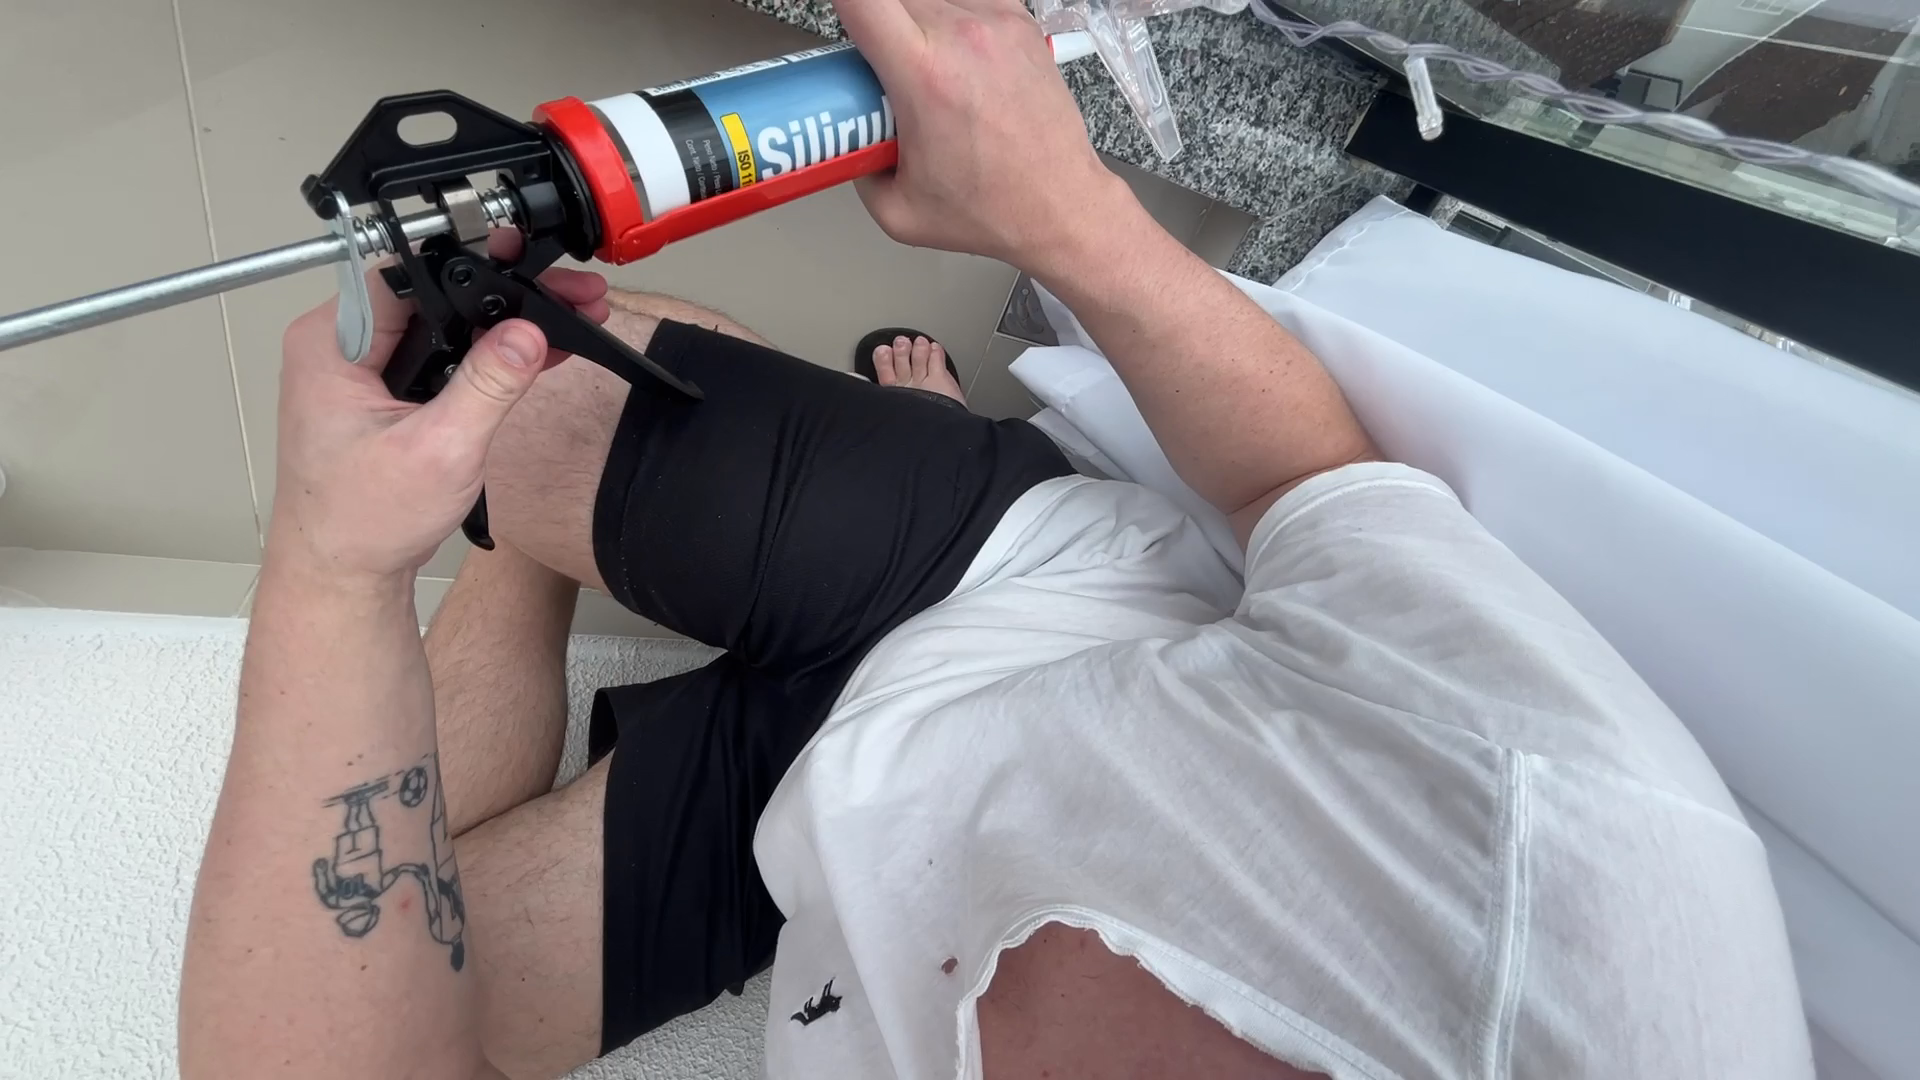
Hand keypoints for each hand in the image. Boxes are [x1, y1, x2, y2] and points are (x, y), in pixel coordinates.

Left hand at [268, 253, 609, 582]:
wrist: (346, 567)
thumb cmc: (365, 517)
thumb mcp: (439, 448)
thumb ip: (487, 386)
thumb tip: (524, 334)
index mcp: (336, 344)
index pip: (408, 275)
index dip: (473, 263)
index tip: (526, 259)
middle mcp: (350, 347)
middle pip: (439, 295)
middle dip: (508, 294)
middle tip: (571, 296)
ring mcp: (374, 370)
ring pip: (452, 327)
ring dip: (510, 326)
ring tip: (570, 320)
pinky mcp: (398, 393)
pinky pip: (453, 359)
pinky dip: (497, 357)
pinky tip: (542, 352)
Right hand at [834, 0, 1131, 272]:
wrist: (1059, 206)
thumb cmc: (994, 211)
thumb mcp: (901, 215)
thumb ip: (860, 172)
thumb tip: (853, 145)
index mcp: (925, 76)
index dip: (844, 10)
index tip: (844, 30)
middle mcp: (963, 34)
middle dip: (878, 30)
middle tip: (885, 77)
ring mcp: (996, 21)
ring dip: (916, 26)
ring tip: (931, 79)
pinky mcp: (1019, 21)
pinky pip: (969, 1)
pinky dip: (954, 24)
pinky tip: (959, 65)